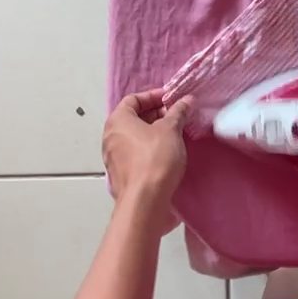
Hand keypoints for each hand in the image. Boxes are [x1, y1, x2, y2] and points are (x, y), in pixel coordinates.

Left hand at [103, 89, 192, 210]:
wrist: (145, 202)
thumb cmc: (155, 158)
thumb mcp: (171, 130)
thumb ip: (178, 112)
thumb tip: (187, 100)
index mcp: (117, 120)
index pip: (134, 99)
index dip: (154, 96)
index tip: (172, 99)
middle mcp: (110, 136)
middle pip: (133, 117)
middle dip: (157, 114)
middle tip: (178, 116)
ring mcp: (113, 157)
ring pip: (135, 137)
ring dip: (154, 132)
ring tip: (176, 133)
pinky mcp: (121, 174)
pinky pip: (135, 153)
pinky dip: (150, 148)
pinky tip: (168, 152)